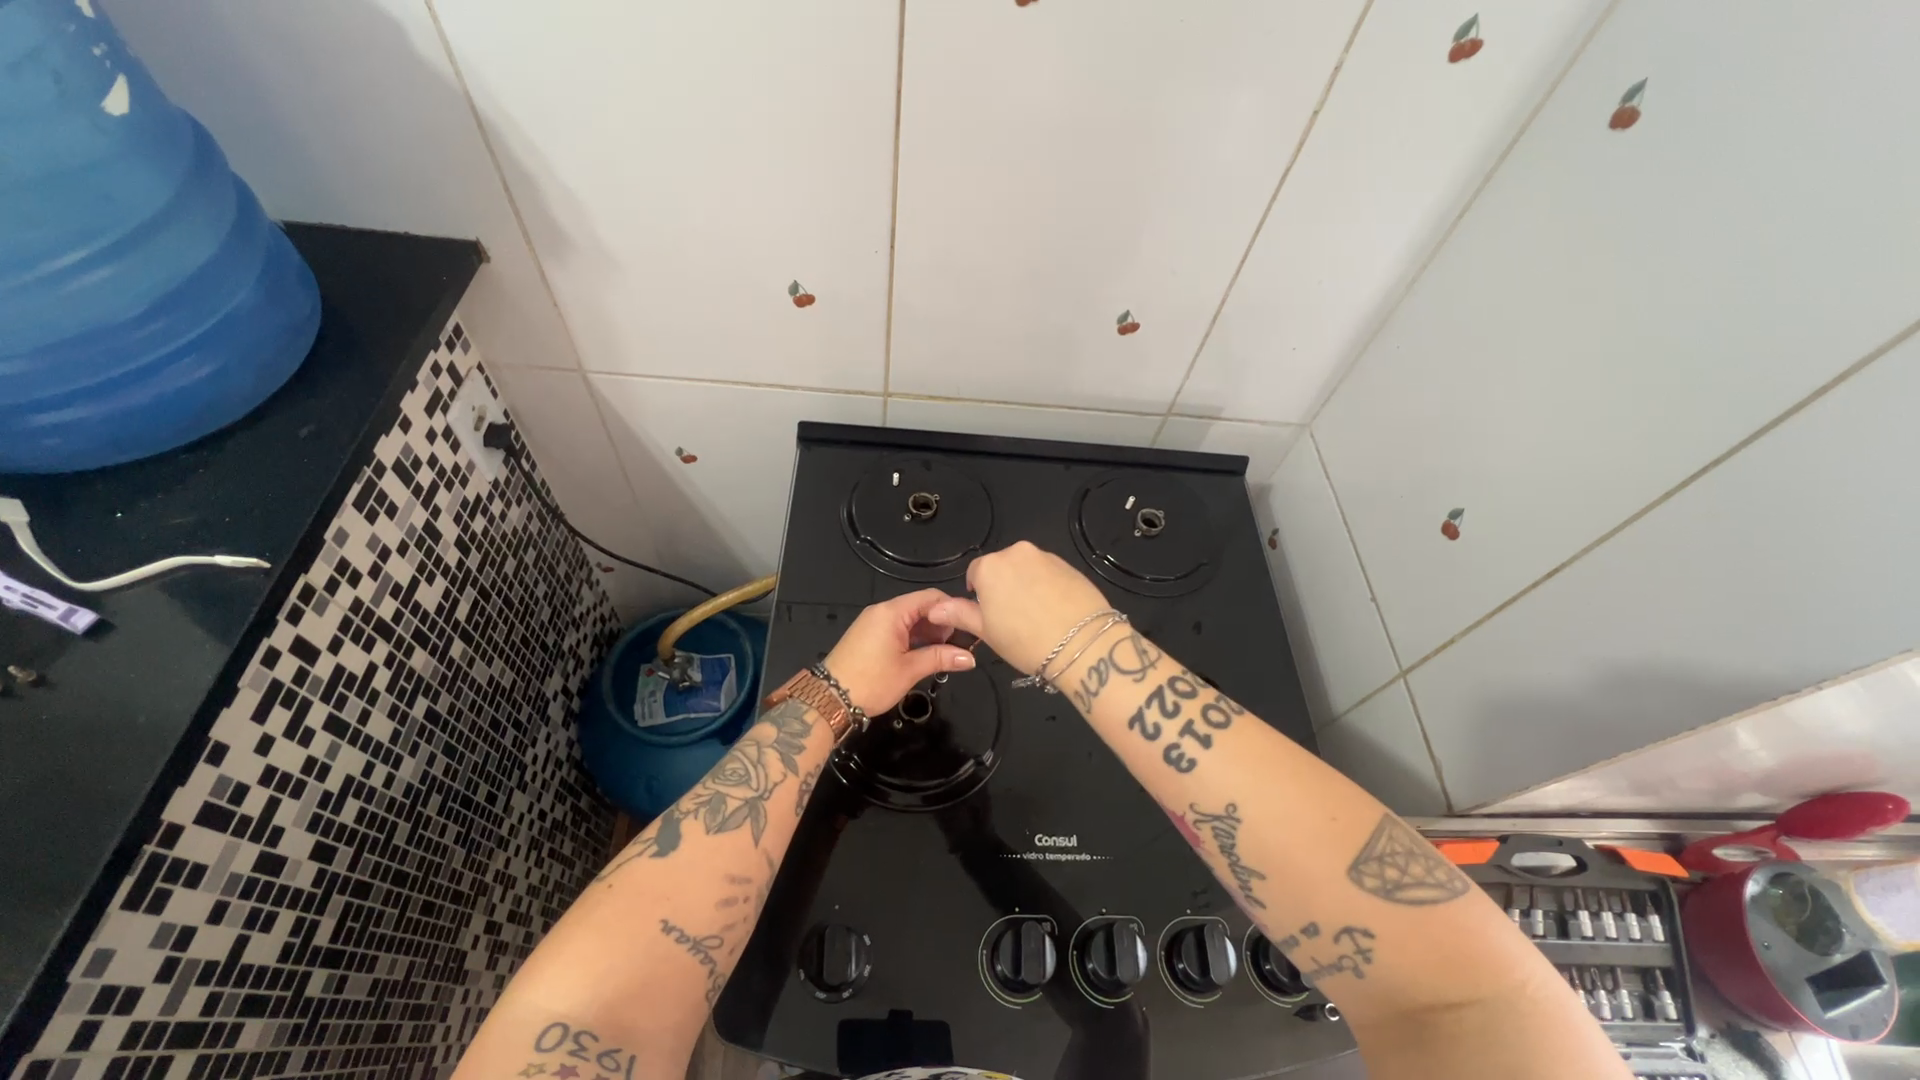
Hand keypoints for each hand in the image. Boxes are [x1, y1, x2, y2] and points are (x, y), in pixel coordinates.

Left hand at [821, 588, 976, 715]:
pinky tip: (924, 655)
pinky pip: (897, 628)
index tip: (967, 628)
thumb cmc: (870, 682)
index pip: (930, 597)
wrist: (829, 699)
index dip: (951, 610)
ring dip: (928, 633)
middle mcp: (882, 611)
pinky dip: (913, 638)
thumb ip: (941, 658)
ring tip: (944, 653)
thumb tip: (969, 658)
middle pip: (920, 607)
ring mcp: (873, 623)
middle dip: (941, 623)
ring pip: (909, 619)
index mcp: (892, 612)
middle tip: (958, 645)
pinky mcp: (869, 635)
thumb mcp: (909, 670)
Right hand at [926, 541, 1111, 674]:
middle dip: (1003, 587)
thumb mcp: (987, 631)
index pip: (975, 573)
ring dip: (1025, 585)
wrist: (1083, 644)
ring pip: (1027, 569)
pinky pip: (1050, 573)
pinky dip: (1047, 587)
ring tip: (1035, 617)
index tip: (988, 615)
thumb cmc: (1026, 640)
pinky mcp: (1070, 566)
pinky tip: (1054, 612)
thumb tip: (935, 609)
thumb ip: (960, 614)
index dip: (979, 595)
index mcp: (990, 566)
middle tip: (1011, 619)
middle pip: (1002, 567)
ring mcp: (1047, 557)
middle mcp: (1017, 553)